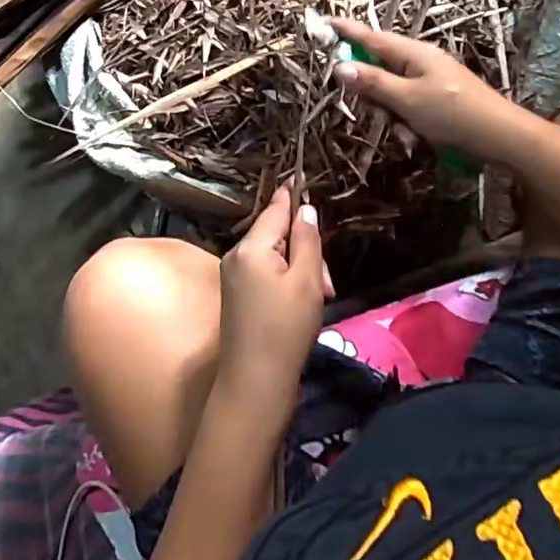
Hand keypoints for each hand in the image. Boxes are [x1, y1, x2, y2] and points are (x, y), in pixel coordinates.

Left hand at [216, 186, 331, 410]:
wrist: (254, 381)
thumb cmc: (285, 328)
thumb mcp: (306, 281)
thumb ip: (307, 241)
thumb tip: (305, 209)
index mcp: (251, 247)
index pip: (276, 209)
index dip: (292, 196)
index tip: (302, 178)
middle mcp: (236, 254)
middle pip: (276, 234)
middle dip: (305, 250)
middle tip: (327, 283)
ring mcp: (233, 274)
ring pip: (273, 255)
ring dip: (299, 268)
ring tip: (319, 297)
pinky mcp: (236, 293)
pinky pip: (264, 272)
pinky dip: (285, 280)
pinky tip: (302, 302)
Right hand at [330, 17, 513, 156]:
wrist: (501, 137)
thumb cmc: (453, 113)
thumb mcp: (406, 99)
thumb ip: (373, 83)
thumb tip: (340, 67)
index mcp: (413, 53)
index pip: (371, 37)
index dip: (347, 31)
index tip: (326, 22)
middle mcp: (419, 61)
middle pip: (378, 67)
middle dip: (371, 92)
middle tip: (374, 111)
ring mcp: (429, 79)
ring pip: (391, 90)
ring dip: (390, 113)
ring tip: (404, 133)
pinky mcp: (436, 97)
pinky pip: (406, 103)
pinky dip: (405, 120)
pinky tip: (415, 137)